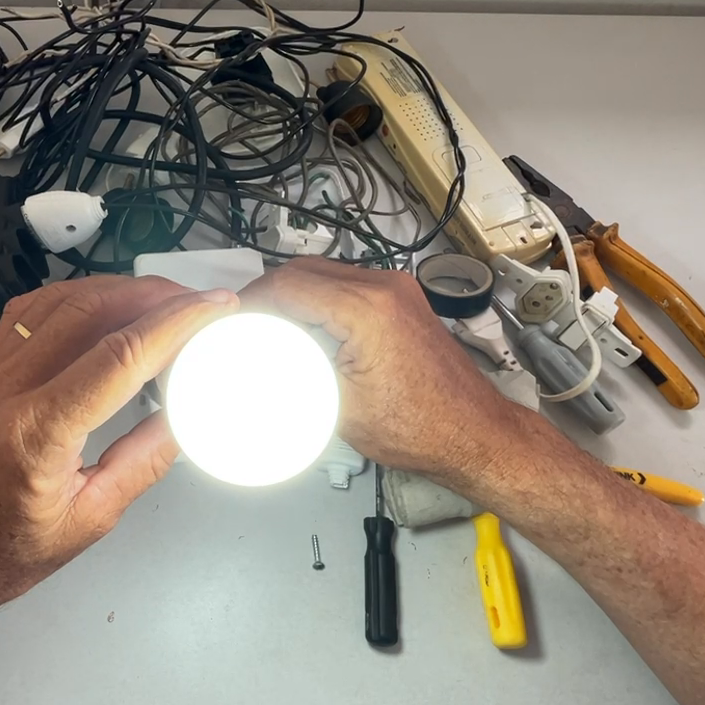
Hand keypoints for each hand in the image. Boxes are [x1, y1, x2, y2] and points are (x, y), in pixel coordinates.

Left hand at [0, 276, 236, 630]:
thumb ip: (142, 462)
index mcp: (37, 435)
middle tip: (197, 302)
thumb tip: (184, 418)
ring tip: (161, 299)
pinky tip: (104, 303)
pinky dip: (77, 294)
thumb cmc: (2, 552)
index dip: (174, 323)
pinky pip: (32, 310)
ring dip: (118, 288)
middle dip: (154, 294)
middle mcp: (9, 391)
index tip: (211, 309)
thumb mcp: (89, 520)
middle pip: (91, 310)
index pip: (119, 356)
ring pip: (60, 299)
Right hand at [241, 258, 525, 492]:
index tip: (228, 318)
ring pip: (323, 272)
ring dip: (291, 292)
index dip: (250, 300)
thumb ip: (291, 382)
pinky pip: (345, 283)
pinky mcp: (401, 299)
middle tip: (240, 321)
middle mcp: (384, 287)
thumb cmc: (426, 428)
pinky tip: (302, 322)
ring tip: (267, 323)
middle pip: (302, 270)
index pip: (287, 285)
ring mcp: (396, 289)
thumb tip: (252, 374)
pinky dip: (316, 296)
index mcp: (367, 309)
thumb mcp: (339, 410)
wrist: (475, 434)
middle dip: (266, 293)